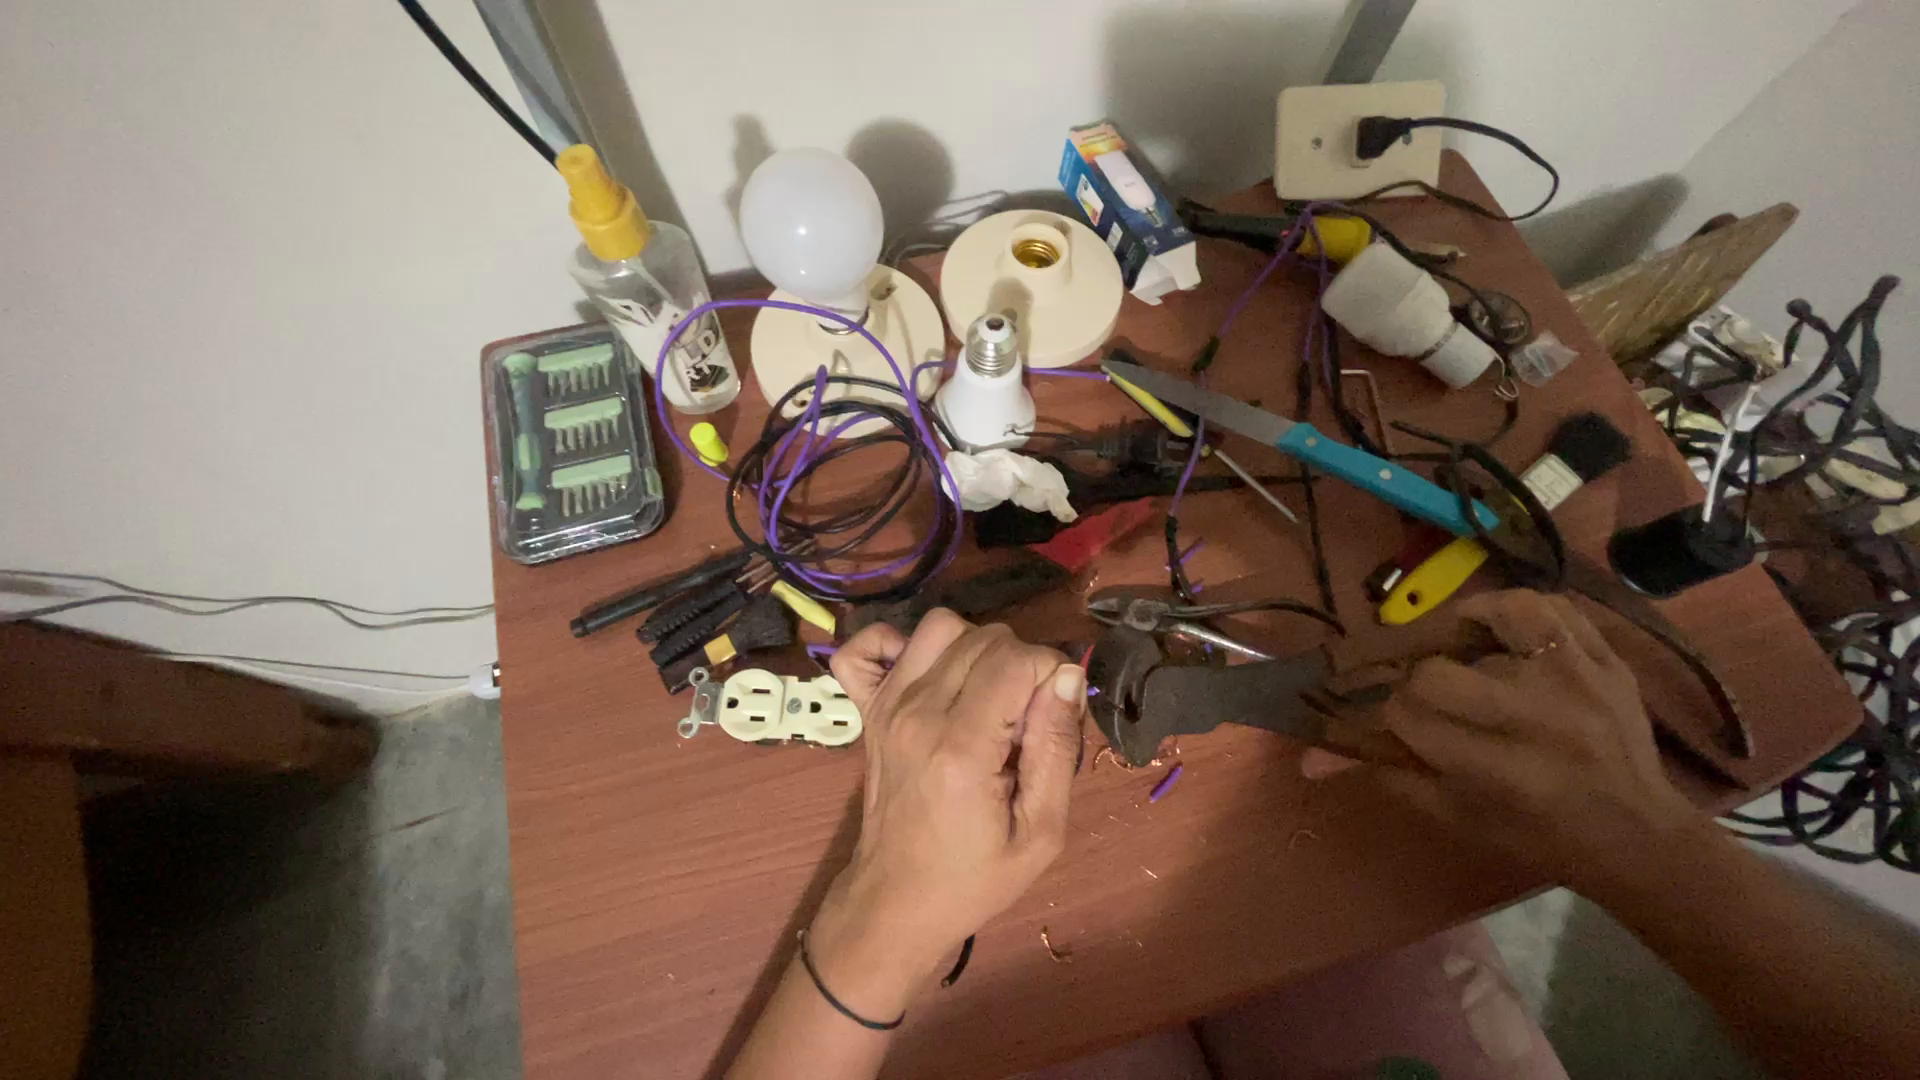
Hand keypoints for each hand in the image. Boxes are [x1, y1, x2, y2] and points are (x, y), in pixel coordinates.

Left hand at [809, 610, 1086, 1018]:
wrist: (896, 900)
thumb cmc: (974, 876)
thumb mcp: (1041, 833)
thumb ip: (1057, 749)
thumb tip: (1068, 677)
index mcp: (962, 749)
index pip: (1017, 660)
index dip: (1052, 672)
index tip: (1055, 711)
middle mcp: (918, 713)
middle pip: (984, 638)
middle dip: (1021, 662)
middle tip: (1026, 715)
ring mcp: (887, 705)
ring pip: (940, 627)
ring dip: (975, 646)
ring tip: (988, 692)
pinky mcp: (868, 707)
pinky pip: (868, 644)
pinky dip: (898, 642)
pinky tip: (928, 672)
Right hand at [1309, 590, 1709, 890]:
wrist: (1637, 836)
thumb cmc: (1534, 832)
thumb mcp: (1453, 814)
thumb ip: (1383, 773)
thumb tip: (1309, 758)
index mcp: (1497, 767)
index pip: (1405, 715)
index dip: (1387, 714)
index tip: (1393, 723)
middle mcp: (1536, 718)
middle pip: (1437, 672)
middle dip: (1416, 680)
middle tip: (1423, 693)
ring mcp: (1578, 682)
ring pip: (1504, 615)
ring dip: (1467, 624)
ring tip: (1457, 640)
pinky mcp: (1606, 663)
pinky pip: (1555, 608)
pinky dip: (1521, 609)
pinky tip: (1502, 628)